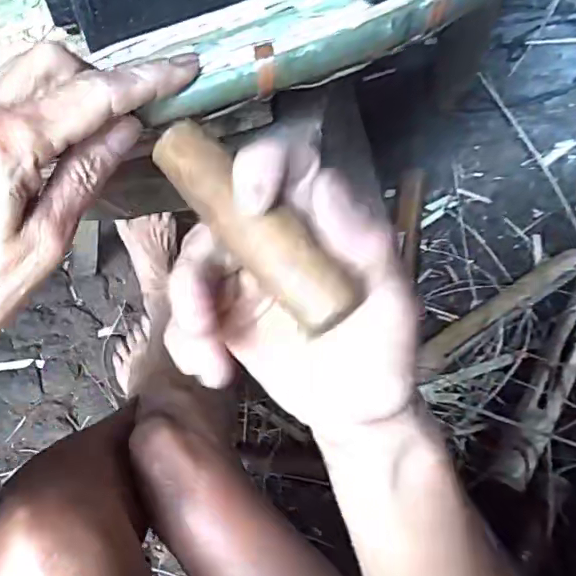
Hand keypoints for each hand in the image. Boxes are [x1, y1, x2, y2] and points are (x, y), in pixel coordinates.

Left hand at [0, 42, 198, 384]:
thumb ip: (86, 175)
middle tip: (140, 112)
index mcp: (7, 144)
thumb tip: (127, 127)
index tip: (185, 68)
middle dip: (106, 77)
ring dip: (71, 80)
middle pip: (57, 62)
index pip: (92, 95)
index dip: (146, 79)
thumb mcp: (47, 242)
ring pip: (26, 66)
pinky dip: (30, 89)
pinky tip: (44, 120)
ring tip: (100, 121)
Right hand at [163, 133, 421, 445]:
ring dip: (186, 313)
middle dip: (195, 267)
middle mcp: (275, 236)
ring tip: (211, 364)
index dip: (261, 164)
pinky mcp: (222, 311)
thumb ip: (365, 247)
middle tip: (201, 317)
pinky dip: (187, 344)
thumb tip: (326, 184)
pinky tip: (216, 373)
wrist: (354, 412)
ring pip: (190, 267)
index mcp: (321, 219)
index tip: (248, 199)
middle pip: (217, 218)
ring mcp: (243, 274)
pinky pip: (185, 313)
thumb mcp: (391, 304)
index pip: (289, 164)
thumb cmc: (383, 354)